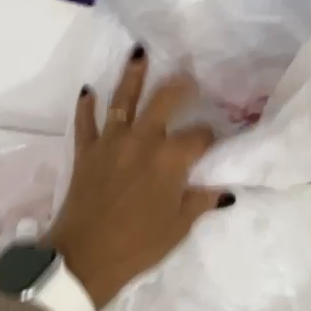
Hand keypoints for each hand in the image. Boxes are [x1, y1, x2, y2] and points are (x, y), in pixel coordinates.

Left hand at [46, 47, 228, 306]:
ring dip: (132, 75)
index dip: (210, 137)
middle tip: (188, 79)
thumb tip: (225, 191)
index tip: (214, 141)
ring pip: (123, 99)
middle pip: (164, 100)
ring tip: (138, 53)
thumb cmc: (139, 245)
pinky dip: (86, 106)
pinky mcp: (86, 151)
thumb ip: (201, 202)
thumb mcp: (179, 227)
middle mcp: (142, 140)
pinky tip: (88, 91)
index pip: (199, 136)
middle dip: (180, 86)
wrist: (85, 257)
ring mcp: (111, 142)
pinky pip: (85, 122)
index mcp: (170, 159)